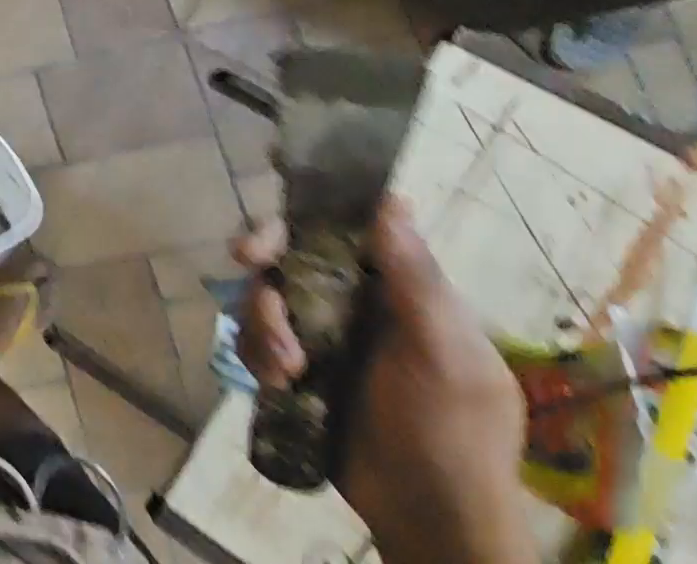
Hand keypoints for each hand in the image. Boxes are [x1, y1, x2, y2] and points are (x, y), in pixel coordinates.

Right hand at [232, 198, 536, 563]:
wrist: (427, 516)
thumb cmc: (451, 431)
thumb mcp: (446, 355)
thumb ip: (416, 280)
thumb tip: (390, 201)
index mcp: (397, 288)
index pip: (344, 228)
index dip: (305, 207)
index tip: (275, 180)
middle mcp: (354, 302)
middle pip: (290, 257)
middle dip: (264, 258)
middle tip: (245, 261)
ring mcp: (321, 335)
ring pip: (264, 298)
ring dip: (262, 322)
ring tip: (286, 368)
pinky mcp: (295, 369)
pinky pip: (255, 341)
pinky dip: (256, 355)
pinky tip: (277, 383)